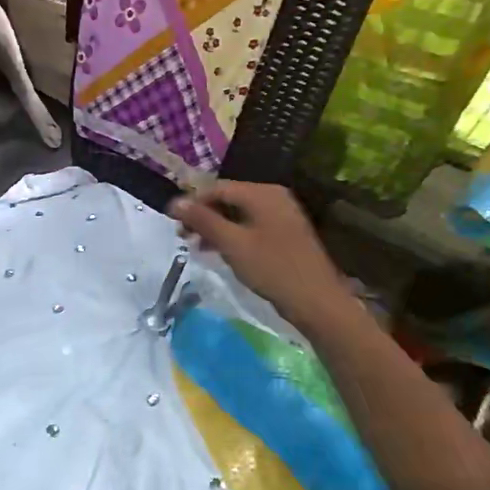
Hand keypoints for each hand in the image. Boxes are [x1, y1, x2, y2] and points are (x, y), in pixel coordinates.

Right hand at [168, 181, 352, 327]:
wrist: (317, 302)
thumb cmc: (272, 269)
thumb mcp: (232, 244)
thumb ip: (203, 220)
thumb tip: (175, 202)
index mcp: (262, 193)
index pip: (218, 188)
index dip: (192, 202)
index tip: (172, 222)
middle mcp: (274, 197)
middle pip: (229, 198)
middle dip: (203, 215)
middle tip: (182, 236)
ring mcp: (282, 215)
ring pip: (239, 214)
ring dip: (216, 227)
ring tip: (197, 247)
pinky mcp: (286, 234)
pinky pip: (252, 226)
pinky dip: (233, 235)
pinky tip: (220, 252)